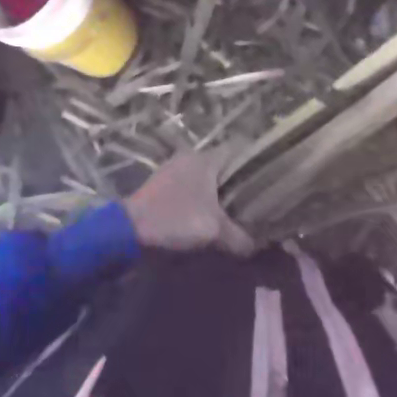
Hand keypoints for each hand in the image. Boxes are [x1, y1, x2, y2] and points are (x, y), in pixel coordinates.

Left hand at [123, 148, 254, 253]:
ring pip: (207, 176)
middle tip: (256, 198)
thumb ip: (239, 237)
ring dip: (219, 190)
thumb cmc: (175, 220)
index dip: (257, 162)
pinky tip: (211, 213)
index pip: (240, 149)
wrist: (126, 231)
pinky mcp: (162, 184)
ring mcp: (173, 169)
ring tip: (236, 208)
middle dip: (239, 180)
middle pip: (225, 164)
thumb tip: (256, 246)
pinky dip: (203, 196)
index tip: (270, 178)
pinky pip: (192, 185)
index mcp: (206, 158)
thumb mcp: (214, 231)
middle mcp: (190, 157)